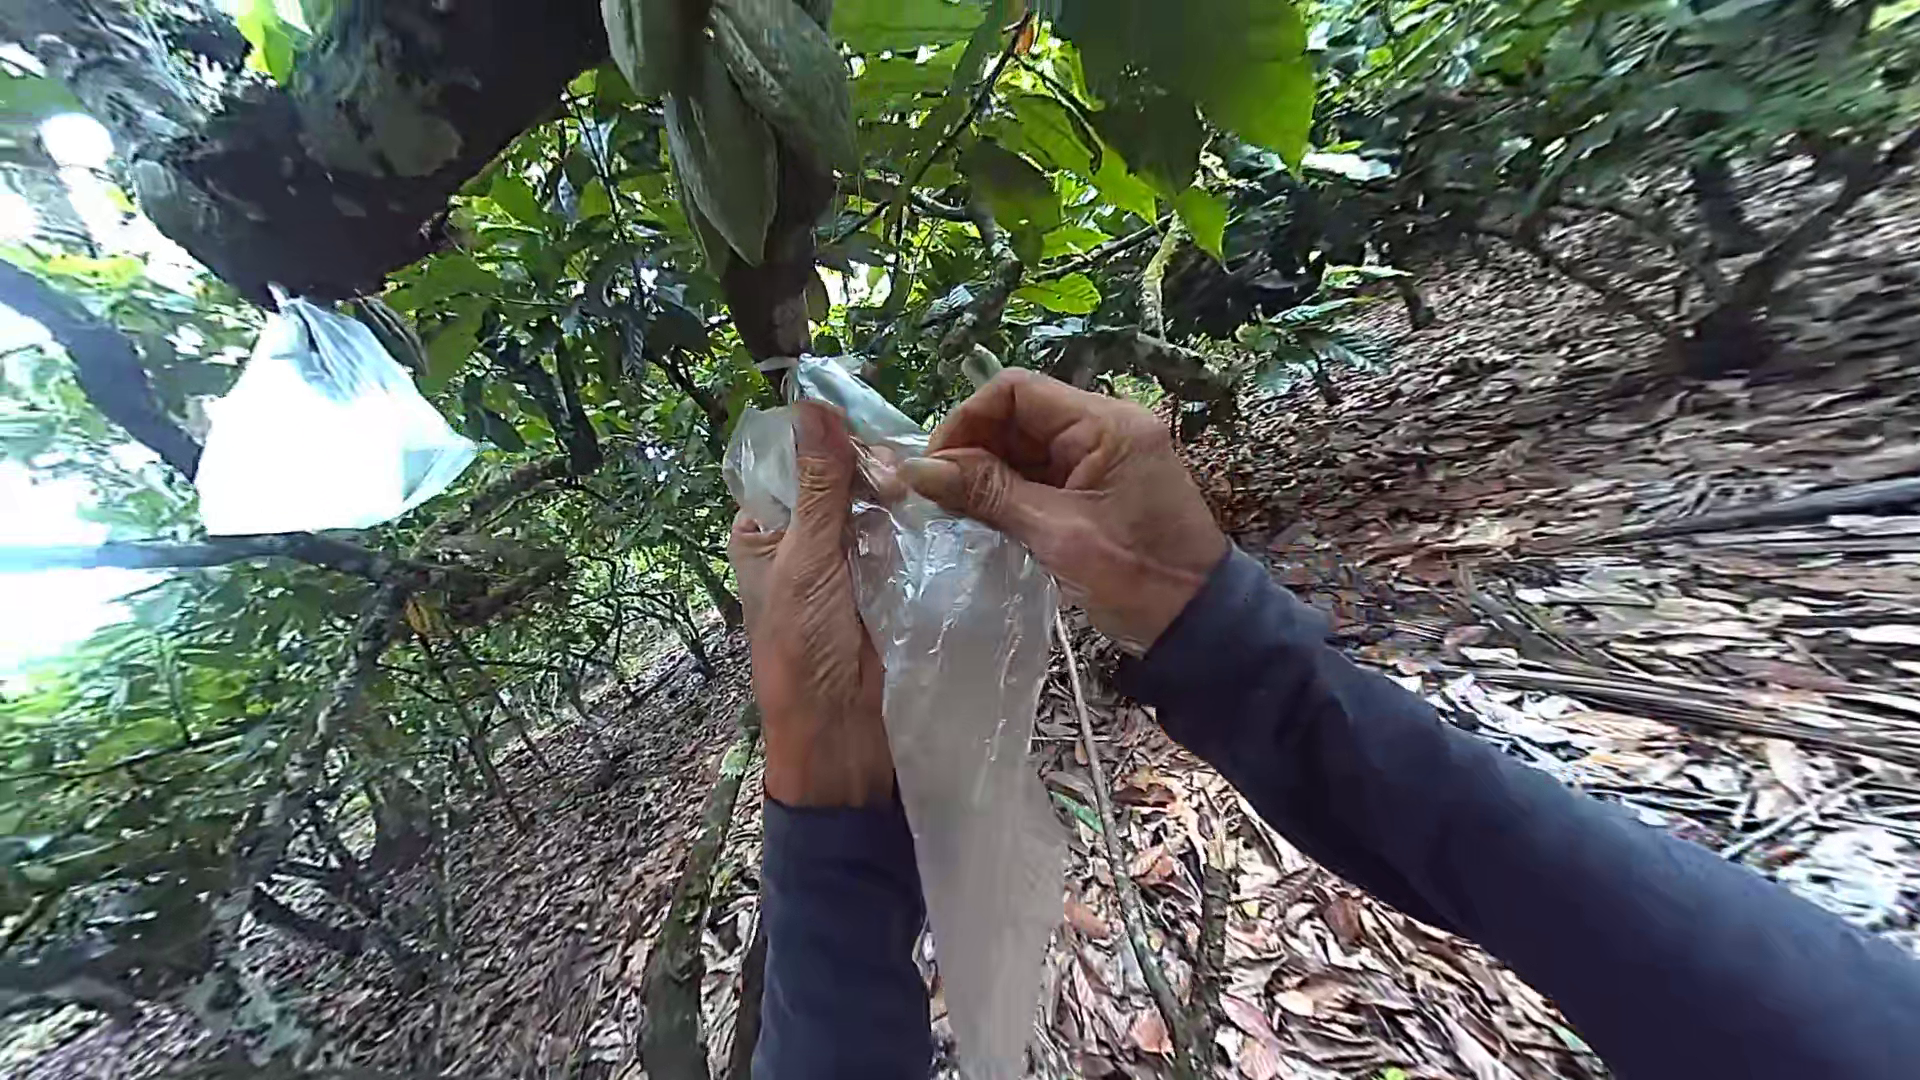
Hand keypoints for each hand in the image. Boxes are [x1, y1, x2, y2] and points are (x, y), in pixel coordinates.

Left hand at [729, 403, 894, 806]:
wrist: (842, 725)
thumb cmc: (803, 642)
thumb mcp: (805, 559)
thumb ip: (819, 486)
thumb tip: (814, 406)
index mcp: (761, 530)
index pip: (792, 465)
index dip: (824, 441)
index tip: (862, 424)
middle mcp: (799, 537)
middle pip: (834, 480)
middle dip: (864, 468)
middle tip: (899, 462)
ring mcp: (842, 555)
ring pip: (868, 504)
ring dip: (890, 493)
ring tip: (918, 480)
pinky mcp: (879, 573)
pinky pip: (893, 532)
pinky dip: (908, 517)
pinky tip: (930, 501)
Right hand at [899, 369, 1226, 652]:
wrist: (1194, 625)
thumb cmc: (1136, 577)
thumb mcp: (1057, 533)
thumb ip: (989, 494)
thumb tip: (917, 470)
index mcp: (1105, 424)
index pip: (1017, 391)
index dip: (966, 419)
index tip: (935, 466)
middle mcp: (1100, 428)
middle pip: (1015, 418)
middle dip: (971, 451)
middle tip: (936, 495)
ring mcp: (1095, 459)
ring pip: (1020, 449)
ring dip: (983, 475)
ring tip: (951, 509)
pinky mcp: (1089, 488)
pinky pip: (1034, 477)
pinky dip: (1003, 494)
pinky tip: (979, 517)